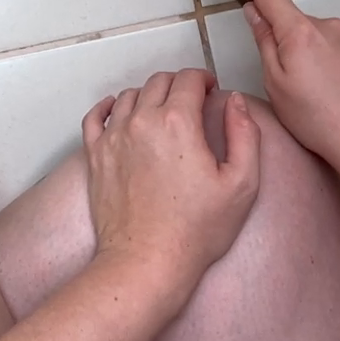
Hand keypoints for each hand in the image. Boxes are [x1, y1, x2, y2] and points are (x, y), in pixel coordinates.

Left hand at [81, 69, 260, 296]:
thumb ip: (244, 135)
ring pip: (129, 95)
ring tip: (161, 108)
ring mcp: (114, 136)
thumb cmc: (195, 231)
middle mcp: (142, 120)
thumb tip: (236, 102)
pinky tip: (117, 108)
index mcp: (178, 122)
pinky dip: (108, 106)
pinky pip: (95, 116)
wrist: (146, 262)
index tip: (211, 89)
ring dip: (148, 94)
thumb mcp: (241, 185)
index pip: (189, 79)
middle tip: (191, 99)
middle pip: (159, 82)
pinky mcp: (95, 154)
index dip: (204, 78)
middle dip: (179, 83)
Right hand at [226, 0, 339, 175]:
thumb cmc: (319, 120)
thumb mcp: (276, 84)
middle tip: (282, 79)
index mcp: (300, 32)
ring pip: (316, 37)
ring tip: (313, 94)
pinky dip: (328, 63)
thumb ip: (264, 42)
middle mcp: (329, 26)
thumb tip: (255, 12)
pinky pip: (338, 49)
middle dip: (282, 39)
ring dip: (307, 54)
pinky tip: (333, 93)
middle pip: (293, 21)